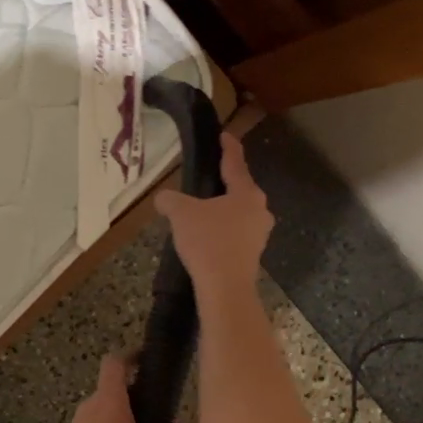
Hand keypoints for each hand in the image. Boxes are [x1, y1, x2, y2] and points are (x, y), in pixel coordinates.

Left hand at [52, 355, 194, 422]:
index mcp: (109, 399)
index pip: (115, 362)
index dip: (130, 355)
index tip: (147, 360)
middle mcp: (91, 404)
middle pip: (113, 388)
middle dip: (135, 396)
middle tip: (158, 413)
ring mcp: (79, 422)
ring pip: (106, 410)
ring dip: (125, 418)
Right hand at [154, 131, 272, 301]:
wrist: (225, 287)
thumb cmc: (207, 241)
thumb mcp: (180, 214)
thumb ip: (170, 199)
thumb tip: (163, 198)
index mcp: (246, 193)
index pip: (235, 163)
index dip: (228, 147)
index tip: (224, 135)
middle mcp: (259, 209)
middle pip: (240, 188)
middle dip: (224, 183)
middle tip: (208, 176)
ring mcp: (259, 233)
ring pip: (239, 212)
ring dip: (222, 209)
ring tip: (202, 211)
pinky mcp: (253, 253)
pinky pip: (236, 232)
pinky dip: (222, 229)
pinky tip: (206, 236)